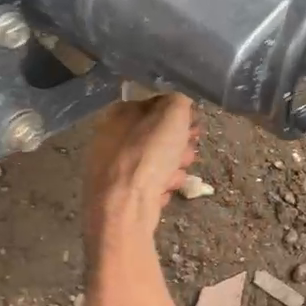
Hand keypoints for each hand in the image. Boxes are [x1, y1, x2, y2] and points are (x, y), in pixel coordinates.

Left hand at [82, 95, 198, 253]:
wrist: (125, 204)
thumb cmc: (148, 154)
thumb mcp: (172, 113)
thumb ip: (179, 101)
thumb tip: (180, 104)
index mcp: (119, 113)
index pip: (156, 106)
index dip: (180, 116)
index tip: (195, 127)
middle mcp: (110, 137)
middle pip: (157, 136)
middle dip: (178, 145)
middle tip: (188, 151)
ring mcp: (112, 167)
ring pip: (155, 162)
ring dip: (173, 167)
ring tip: (176, 175)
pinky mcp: (118, 192)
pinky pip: (148, 184)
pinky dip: (159, 187)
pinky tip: (163, 191)